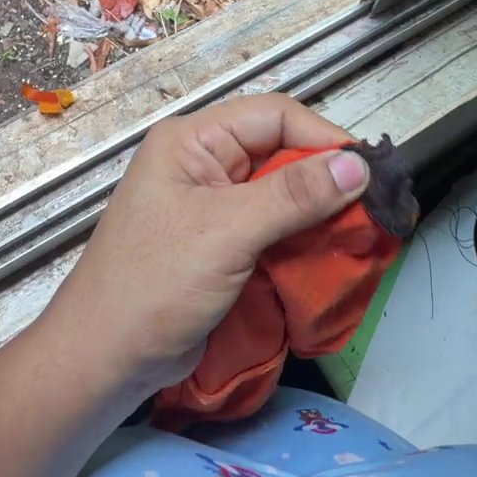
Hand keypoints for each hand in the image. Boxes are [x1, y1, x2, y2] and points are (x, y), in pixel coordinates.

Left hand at [36, 94, 369, 397]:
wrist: (105, 360)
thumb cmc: (153, 285)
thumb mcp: (227, 231)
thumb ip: (294, 195)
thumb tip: (357, 164)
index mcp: (193, 140)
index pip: (273, 116)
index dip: (322, 138)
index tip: (366, 172)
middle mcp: (204, 163)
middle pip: (280, 152)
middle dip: (325, 178)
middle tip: (370, 208)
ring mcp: (213, 204)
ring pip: (282, 192)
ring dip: (318, 212)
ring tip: (357, 233)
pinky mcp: (223, 242)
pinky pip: (273, 226)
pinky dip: (302, 237)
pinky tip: (327, 253)